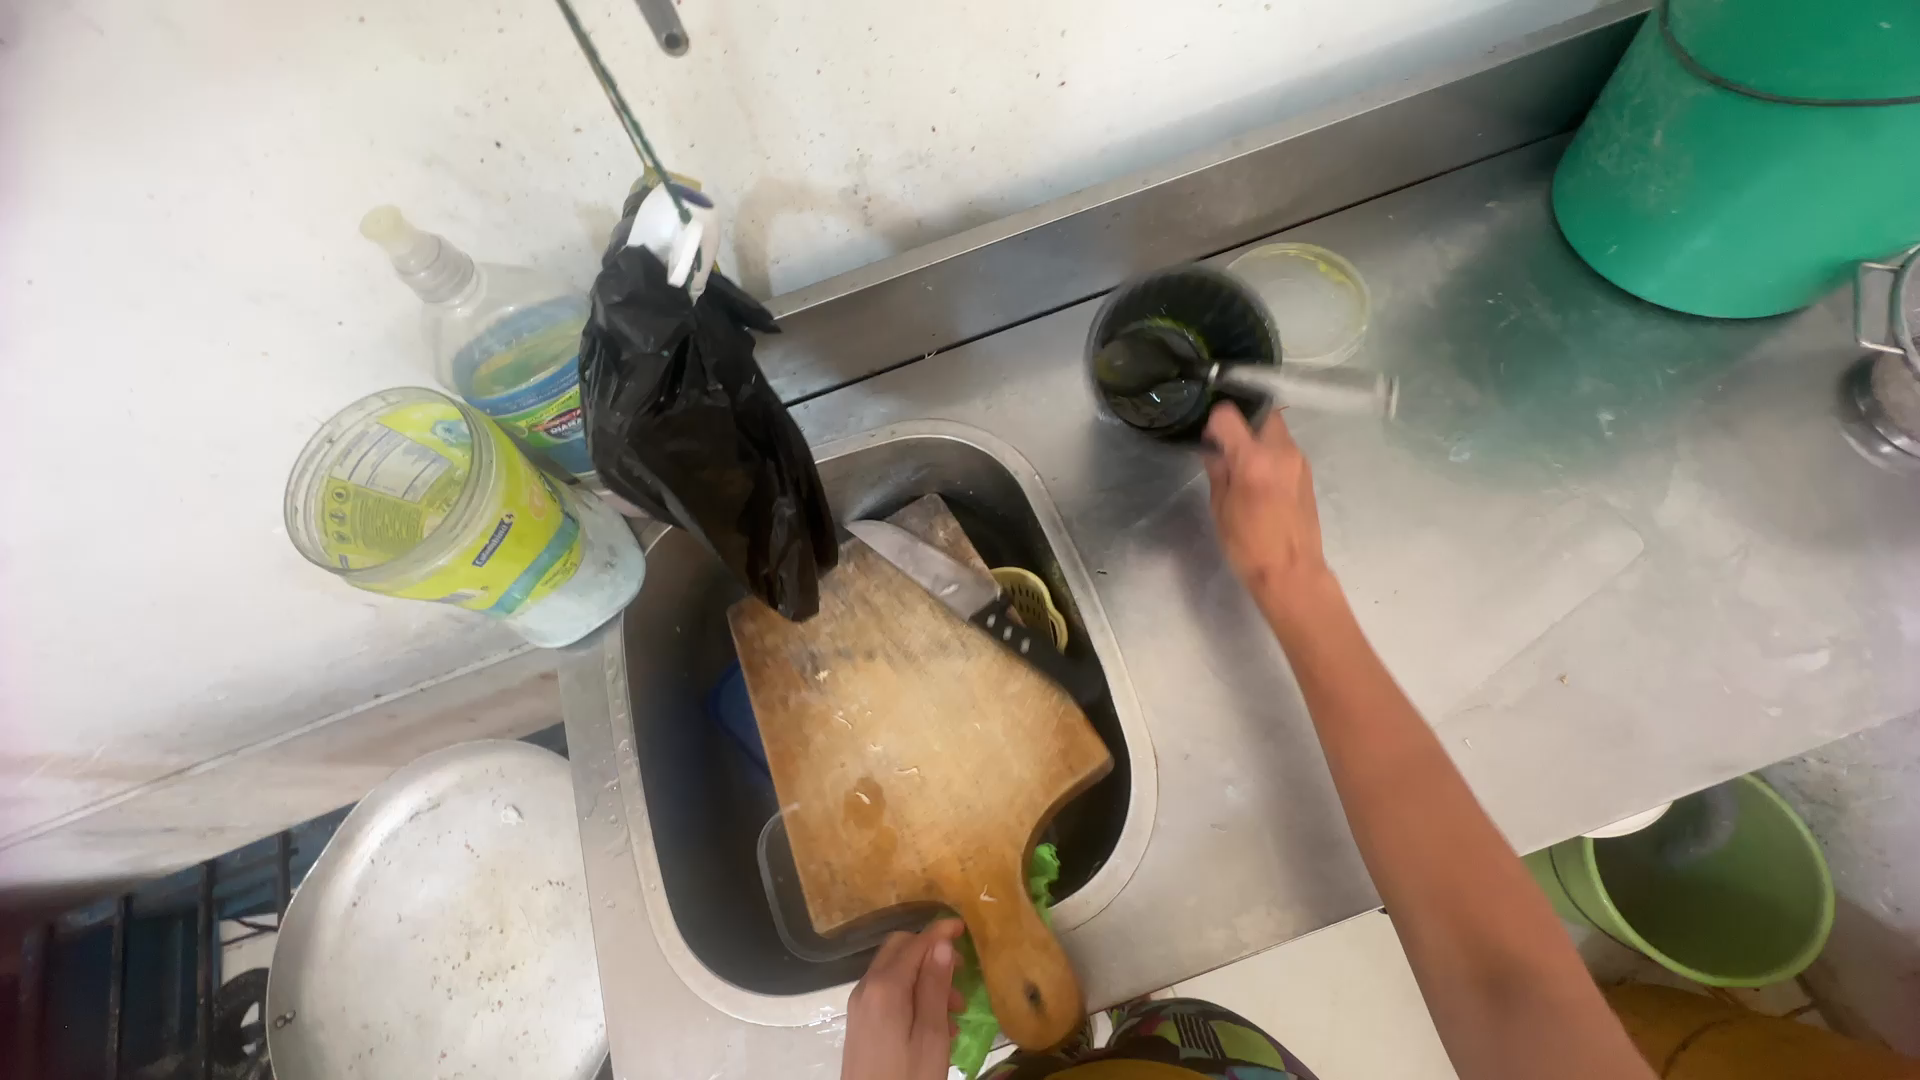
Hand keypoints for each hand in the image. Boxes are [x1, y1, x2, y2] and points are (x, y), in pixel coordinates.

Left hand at [841, 919, 966, 1079]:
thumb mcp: (931, 1037)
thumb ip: (935, 987)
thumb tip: (942, 943)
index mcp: (885, 987)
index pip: (916, 942)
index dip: (940, 932)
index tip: (964, 927)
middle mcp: (867, 987)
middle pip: (899, 948)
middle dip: (931, 953)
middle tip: (960, 974)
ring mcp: (860, 1006)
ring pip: (894, 970)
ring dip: (924, 977)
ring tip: (955, 1009)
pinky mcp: (859, 1024)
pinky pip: (887, 992)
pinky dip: (911, 993)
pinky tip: (934, 1023)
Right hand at [1202, 403, 1330, 611]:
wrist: (1291, 572)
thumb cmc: (1248, 546)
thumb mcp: (1220, 508)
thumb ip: (1218, 472)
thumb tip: (1214, 452)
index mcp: (1254, 460)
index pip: (1229, 416)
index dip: (1213, 422)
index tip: (1207, 438)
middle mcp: (1281, 452)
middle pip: (1261, 414)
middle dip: (1242, 422)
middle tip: (1226, 445)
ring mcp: (1299, 462)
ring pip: (1275, 431)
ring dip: (1257, 438)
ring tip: (1241, 465)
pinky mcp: (1307, 474)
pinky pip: (1284, 450)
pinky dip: (1269, 453)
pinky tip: (1258, 479)